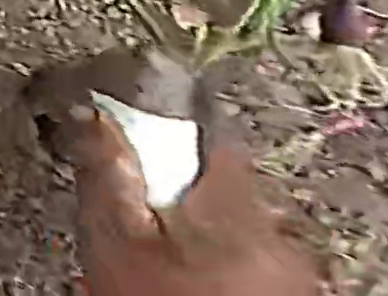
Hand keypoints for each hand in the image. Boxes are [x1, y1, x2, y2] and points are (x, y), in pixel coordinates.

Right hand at [68, 109, 319, 295]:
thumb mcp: (113, 234)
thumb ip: (108, 167)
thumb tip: (94, 110)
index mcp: (236, 212)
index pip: (206, 130)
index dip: (161, 118)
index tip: (125, 116)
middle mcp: (280, 239)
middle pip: (217, 170)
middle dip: (173, 170)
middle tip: (132, 188)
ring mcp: (292, 274)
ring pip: (231, 209)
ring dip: (190, 207)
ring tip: (152, 230)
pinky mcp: (288, 293)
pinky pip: (245, 245)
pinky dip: (211, 240)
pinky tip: (179, 258)